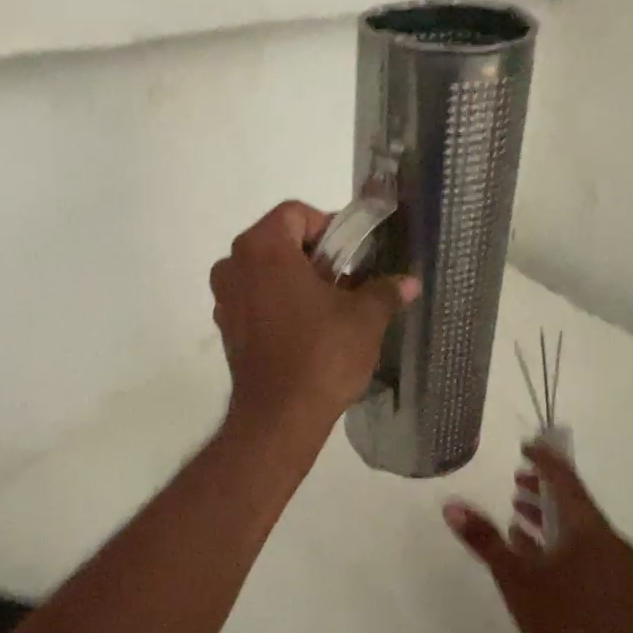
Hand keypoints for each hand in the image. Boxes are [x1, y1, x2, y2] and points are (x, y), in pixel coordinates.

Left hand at [210, 201, 418, 443]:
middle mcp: (234, 265)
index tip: (352, 256)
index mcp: (262, 247)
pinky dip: (279, 304)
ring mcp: (224, 298)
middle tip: (348, 281)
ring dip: (297, 281)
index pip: (296, 213)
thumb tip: (408, 282)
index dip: (329, 227)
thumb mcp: (365, 318)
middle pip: (279, 240)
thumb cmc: (321, 355)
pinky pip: (255, 299)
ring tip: (331, 308)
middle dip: (315, 256)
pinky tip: (307, 330)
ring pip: (266, 271)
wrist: (279, 418)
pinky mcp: (226, 328)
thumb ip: (384, 290)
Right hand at [443, 443, 632, 632]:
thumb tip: (451, 505)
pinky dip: (557, 539)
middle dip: (543, 488)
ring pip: (577, 527)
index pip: (565, 480)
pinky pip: (582, 548)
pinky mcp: (611, 587)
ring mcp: (613, 565)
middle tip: (515, 479)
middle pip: (573, 502)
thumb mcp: (516, 578)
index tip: (526, 445)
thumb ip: (484, 540)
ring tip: (516, 509)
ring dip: (548, 515)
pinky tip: (531, 548)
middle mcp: (607, 539)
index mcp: (589, 528)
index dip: (544, 460)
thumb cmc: (562, 620)